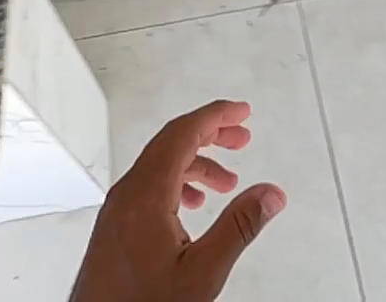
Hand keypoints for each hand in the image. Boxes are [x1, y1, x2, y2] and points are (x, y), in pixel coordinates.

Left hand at [70, 99, 286, 301]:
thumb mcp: (202, 273)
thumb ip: (238, 227)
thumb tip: (271, 194)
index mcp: (146, 192)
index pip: (183, 132)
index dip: (216, 116)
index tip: (241, 112)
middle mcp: (127, 192)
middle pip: (171, 141)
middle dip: (210, 134)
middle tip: (242, 137)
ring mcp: (118, 208)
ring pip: (160, 165)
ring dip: (196, 162)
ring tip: (227, 182)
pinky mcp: (115, 226)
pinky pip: (149, 185)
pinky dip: (177, 182)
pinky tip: (193, 205)